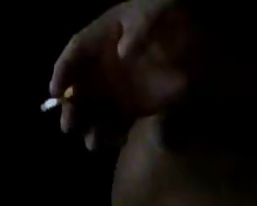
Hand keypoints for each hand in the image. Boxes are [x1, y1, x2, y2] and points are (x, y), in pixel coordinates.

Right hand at [49, 0, 200, 150]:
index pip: (76, 51)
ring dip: (89, 130)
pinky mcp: (128, 109)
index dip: (63, 71)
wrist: (201, 44)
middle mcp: (102, 67)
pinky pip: (113, 126)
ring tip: (94, 142)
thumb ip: (141, 25)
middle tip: (70, 125)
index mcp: (104, 36)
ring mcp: (113, 91)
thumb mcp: (160, 7)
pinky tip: (120, 139)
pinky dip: (113, 137)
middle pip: (76, 90)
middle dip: (70, 110)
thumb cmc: (174, 18)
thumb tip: (122, 53)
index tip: (55, 91)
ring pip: (91, 114)